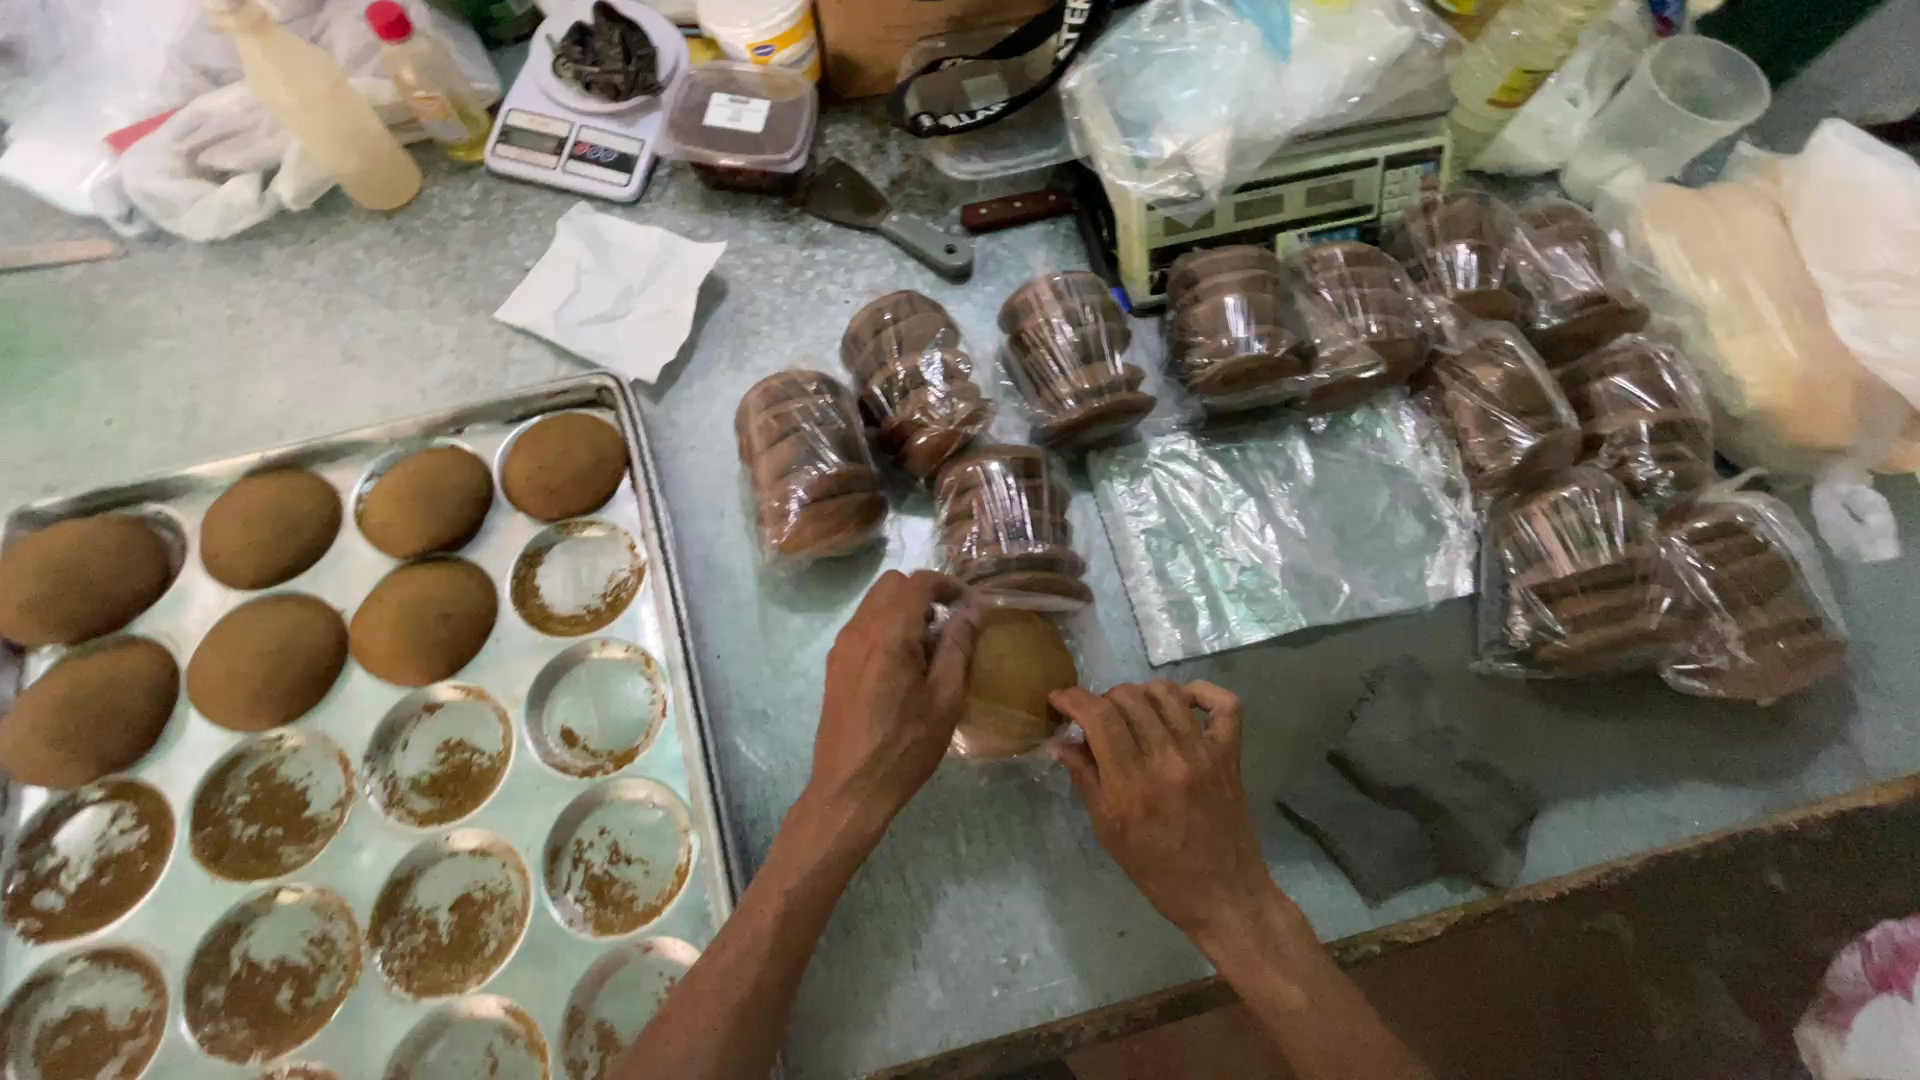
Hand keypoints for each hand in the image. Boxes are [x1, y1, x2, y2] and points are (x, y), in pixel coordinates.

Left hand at [807, 570, 979, 837]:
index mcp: (889, 634)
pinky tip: (905, 664)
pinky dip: (887, 627)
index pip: (918, 582)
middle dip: (924, 593)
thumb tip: (973, 611)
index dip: (949, 585)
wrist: (851, 789)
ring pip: (875, 603)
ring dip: (904, 610)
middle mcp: (859, 630)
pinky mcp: (835, 664)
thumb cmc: (905, 747)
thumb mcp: (945, 698)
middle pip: (892, 584)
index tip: (972, 606)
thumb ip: (959, 646)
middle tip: (950, 624)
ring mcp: (842, 646)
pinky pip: (864, 626)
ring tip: (930, 647)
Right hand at [1051, 680, 1278, 937]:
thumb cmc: (1157, 871)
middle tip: (1097, 720)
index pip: (1098, 716)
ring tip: (1133, 714)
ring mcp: (1203, 753)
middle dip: (1102, 700)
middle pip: (1128, 697)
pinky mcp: (1230, 754)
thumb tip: (1059, 740)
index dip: (1072, 698)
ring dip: (1140, 695)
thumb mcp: (1108, 831)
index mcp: (1132, 783)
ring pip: (1166, 692)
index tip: (1059, 699)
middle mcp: (1168, 759)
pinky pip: (1223, 704)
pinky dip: (1201, 693)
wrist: (1223, 896)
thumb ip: (1085, 778)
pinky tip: (1183, 704)